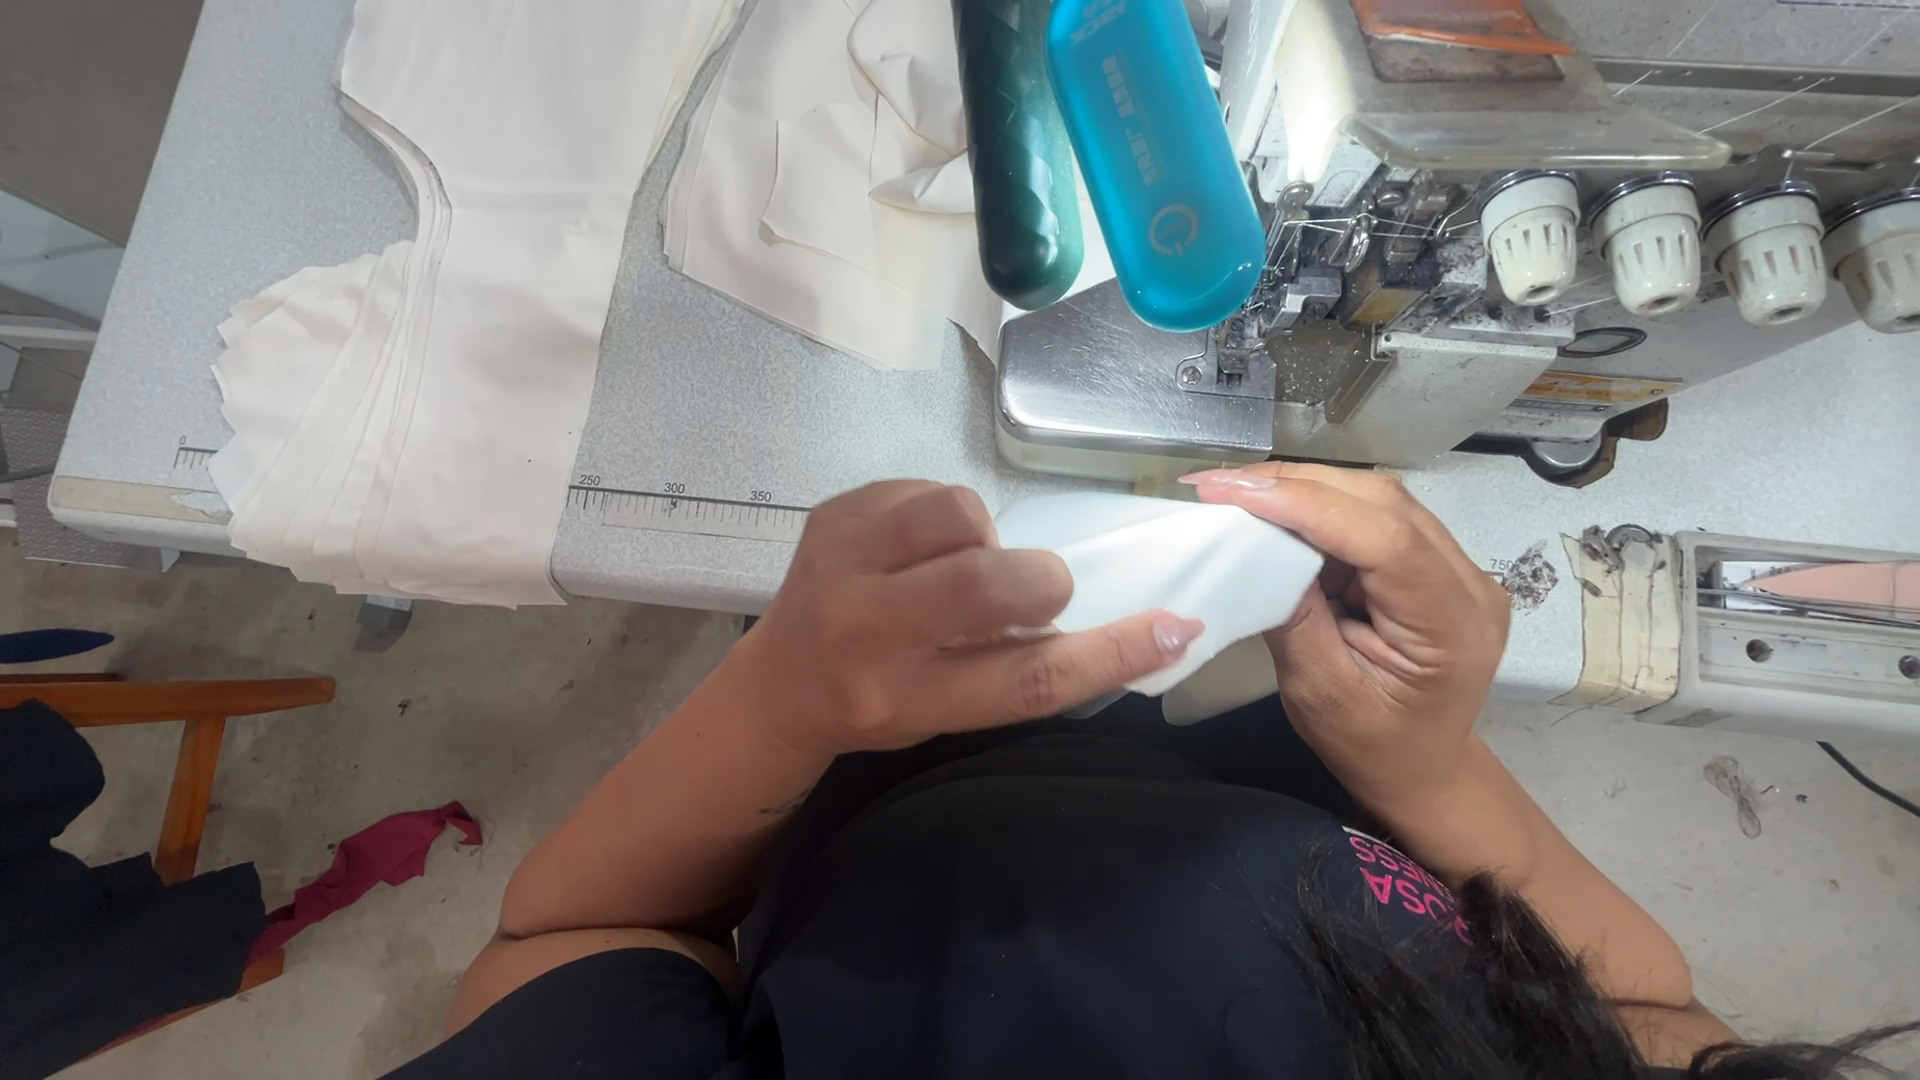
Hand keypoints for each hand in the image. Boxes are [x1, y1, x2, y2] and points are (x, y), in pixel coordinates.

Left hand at [727, 480, 1203, 755]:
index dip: (1109, 653)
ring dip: (986, 538)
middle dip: (1040, 582)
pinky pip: (927, 488)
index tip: (1174, 626)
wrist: (780, 682)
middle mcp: (862, 632)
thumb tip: (1148, 627)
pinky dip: (948, 517)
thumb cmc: (881, 704)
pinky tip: (922, 548)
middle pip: (988, 585)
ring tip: (962, 564)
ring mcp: (838, 561)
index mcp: (902, 698)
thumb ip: (1026, 670)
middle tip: (1030, 594)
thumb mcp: (951, 709)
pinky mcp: (832, 513)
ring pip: (959, 513)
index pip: (1023, 679)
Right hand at [1181, 464, 1509, 812]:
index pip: (1384, 539)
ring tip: (1232, 491)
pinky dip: (1311, 506)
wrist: (1419, 765)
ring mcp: (1452, 565)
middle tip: (1216, 486)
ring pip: (1373, 499)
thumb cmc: (1370, 744)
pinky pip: (1366, 515)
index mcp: (1453, 624)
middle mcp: (1467, 580)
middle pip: (1381, 503)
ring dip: (1299, 488)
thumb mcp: (1320, 691)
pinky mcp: (1424, 561)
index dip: (1307, 505)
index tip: (1231, 493)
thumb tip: (1254, 550)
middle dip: (1294, 484)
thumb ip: (1293, 618)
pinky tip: (1268, 507)